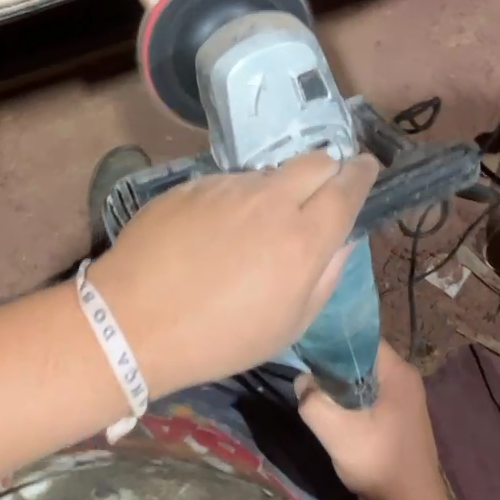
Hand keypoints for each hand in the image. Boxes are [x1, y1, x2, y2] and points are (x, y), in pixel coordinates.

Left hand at [87, 150, 378, 393]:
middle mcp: (271, 200)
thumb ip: (327, 275)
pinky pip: (229, 184)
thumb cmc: (220, 339)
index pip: (348, 186)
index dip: (362, 173)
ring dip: (278, 191)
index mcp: (304, 238)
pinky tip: (214, 235)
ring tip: (254, 231)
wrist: (132, 323)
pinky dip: (236, 201)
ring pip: (270, 174)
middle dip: (328, 170)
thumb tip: (342, 240)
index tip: (367, 169)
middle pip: (316, 160)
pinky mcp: (194, 185)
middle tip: (320, 194)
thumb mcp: (289, 324)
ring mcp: (229, 187)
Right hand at [296, 342, 441, 499]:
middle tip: (309, 369)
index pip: (362, 338)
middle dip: (336, 363)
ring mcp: (408, 398)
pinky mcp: (404, 416)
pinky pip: (375, 394)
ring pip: (368, 377)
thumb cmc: (377, 461)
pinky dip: (356, 397)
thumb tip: (302, 380)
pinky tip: (339, 410)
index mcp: (398, 371)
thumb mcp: (336, 432)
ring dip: (345, 383)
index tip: (308, 346)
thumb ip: (313, 402)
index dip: (334, 340)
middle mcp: (407, 378)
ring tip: (319, 389)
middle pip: (364, 358)